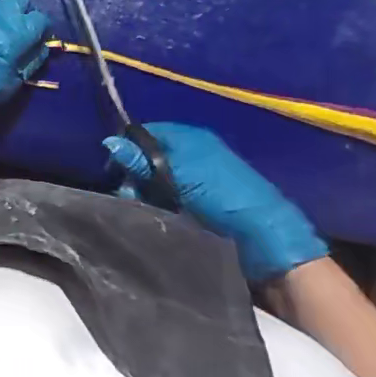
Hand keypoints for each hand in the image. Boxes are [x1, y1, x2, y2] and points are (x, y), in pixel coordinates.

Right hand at [106, 122, 324, 286]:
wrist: (266, 244)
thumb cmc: (223, 200)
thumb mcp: (180, 176)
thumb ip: (143, 160)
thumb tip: (109, 142)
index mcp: (190, 139)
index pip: (146, 133)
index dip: (128, 147)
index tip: (114, 169)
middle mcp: (191, 154)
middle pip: (146, 158)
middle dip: (133, 175)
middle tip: (129, 195)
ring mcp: (194, 181)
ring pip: (152, 181)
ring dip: (142, 194)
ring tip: (141, 210)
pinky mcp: (196, 205)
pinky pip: (164, 199)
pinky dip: (156, 206)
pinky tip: (154, 217)